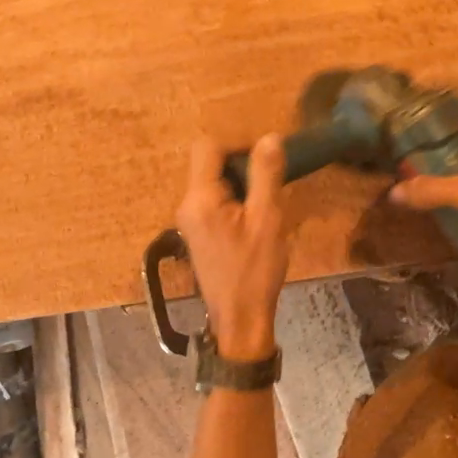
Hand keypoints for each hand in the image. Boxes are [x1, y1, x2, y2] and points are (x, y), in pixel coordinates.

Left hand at [176, 134, 291, 359]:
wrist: (239, 319)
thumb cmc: (255, 270)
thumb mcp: (267, 219)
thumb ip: (266, 175)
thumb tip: (269, 138)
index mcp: (199, 198)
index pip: (208, 147)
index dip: (237, 142)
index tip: (266, 155)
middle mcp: (187, 205)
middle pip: (208, 163)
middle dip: (240, 163)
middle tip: (271, 178)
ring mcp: (190, 221)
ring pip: (212, 182)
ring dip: (239, 182)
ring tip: (267, 198)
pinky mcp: (198, 234)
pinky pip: (213, 201)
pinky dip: (234, 198)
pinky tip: (256, 217)